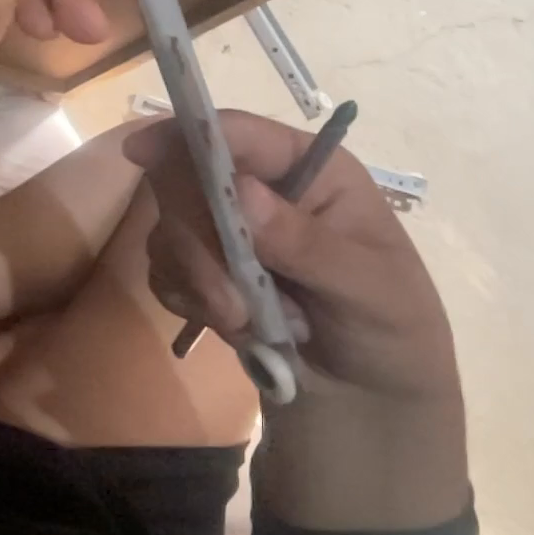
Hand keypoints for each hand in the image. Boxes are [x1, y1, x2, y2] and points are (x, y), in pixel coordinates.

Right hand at [123, 110, 458, 400]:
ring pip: (167, 228)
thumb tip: (241, 191)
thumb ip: (307, 243)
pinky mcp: (194, 265)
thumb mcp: (373, 292)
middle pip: (183, 178)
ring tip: (249, 325)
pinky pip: (160, 268)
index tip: (141, 152)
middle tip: (227, 301)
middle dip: (195, 241)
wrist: (369, 401)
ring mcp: (219, 225)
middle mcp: (255, 187)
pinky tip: (234, 327)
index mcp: (305, 170)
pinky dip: (188, 300)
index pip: (236, 133)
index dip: (188, 135)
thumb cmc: (392, 333)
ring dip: (198, 281)